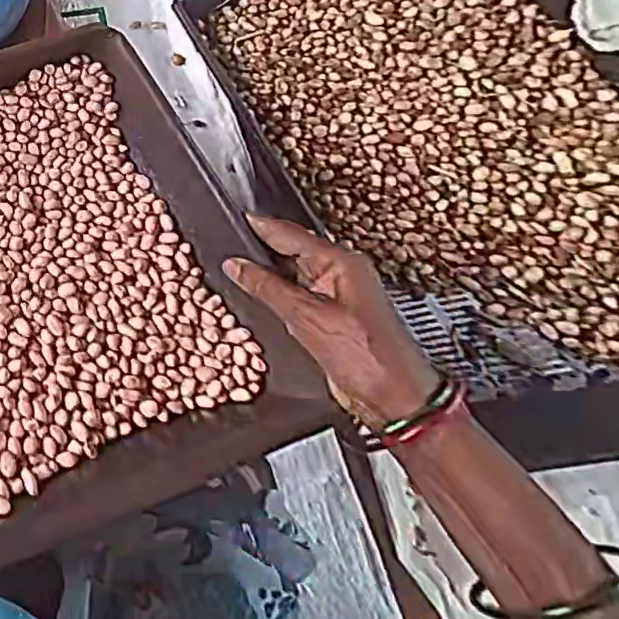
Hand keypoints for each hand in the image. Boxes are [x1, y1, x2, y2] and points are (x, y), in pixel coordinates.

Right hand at [223, 215, 438, 428]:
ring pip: (286, 273)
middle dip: (254, 250)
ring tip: (229, 270)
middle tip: (221, 246)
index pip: (287, 232)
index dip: (255, 225)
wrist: (396, 402)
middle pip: (286, 250)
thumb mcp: (306, 317)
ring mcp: (333, 294)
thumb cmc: (369, 358)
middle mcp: (338, 274)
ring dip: (262, 275)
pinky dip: (272, 294)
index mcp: (341, 263)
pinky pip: (291, 294)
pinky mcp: (326, 314)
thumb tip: (235, 264)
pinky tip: (252, 298)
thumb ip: (266, 287)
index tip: (227, 216)